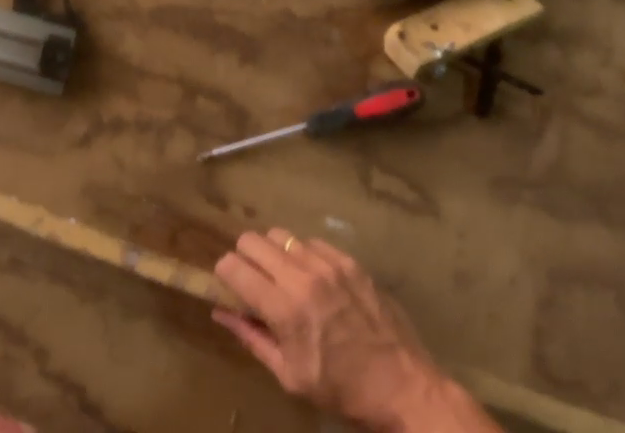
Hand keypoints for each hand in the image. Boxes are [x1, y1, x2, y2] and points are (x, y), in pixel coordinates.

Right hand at [214, 228, 474, 430]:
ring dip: (274, 253)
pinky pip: (312, 242)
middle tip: (254, 280)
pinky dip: (303, 255)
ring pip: (281, 235)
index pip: (232, 266)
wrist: (405, 388)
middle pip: (251, 240)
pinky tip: (314, 278)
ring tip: (283, 277)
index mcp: (284, 308)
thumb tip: (220, 312)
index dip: (224, 275)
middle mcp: (303, 277)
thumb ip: (251, 337)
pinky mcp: (351, 263)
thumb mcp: (290, 375)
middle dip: (244, 258)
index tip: (230, 288)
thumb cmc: (342, 389)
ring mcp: (330, 265)